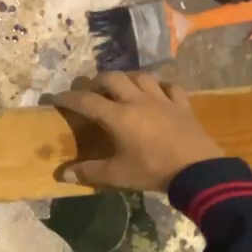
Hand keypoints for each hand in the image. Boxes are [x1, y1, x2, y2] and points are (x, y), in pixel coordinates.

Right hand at [49, 72, 223, 192]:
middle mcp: (137, 101)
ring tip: (120, 87)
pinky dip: (160, 86)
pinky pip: (171, 87)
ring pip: (141, 76)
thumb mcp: (117, 175)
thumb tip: (62, 175)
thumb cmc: (152, 170)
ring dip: (126, 78)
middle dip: (96, 81)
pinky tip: (157, 92)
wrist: (198, 171)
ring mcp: (162, 100)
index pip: (86, 100)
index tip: (53, 98)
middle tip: (89, 91)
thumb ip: (89, 172)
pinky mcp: (182, 105)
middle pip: (112, 78)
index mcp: (118, 116)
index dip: (67, 98)